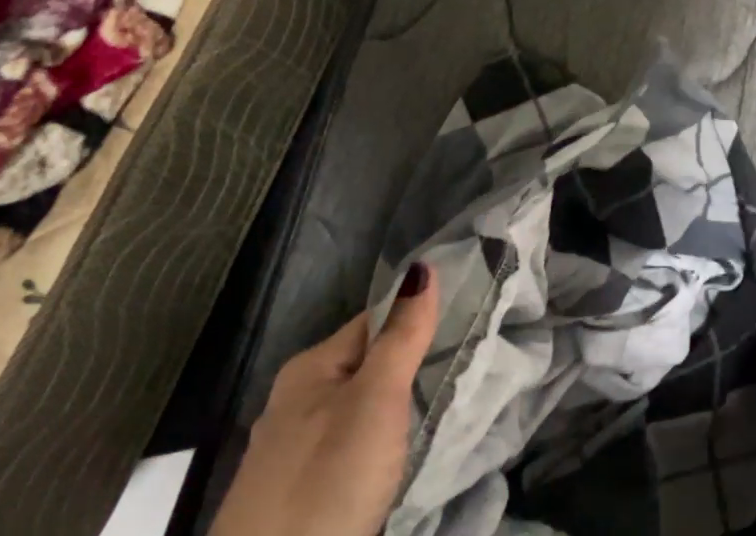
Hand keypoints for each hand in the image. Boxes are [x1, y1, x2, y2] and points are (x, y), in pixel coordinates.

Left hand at [210, 263, 439, 535]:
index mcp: (309, 368)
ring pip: (356, 406)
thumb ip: (402, 336)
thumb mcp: (377, 399)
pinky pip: (348, 443)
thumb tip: (422, 267)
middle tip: (460, 367)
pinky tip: (396, 454)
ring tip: (437, 408)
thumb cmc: (329, 476)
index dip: (415, 317)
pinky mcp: (297, 487)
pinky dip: (376, 440)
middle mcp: (294, 399)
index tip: (464, 323)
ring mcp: (292, 447)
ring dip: (393, 404)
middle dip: (407, 364)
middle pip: (363, 363)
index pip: (373, 320)